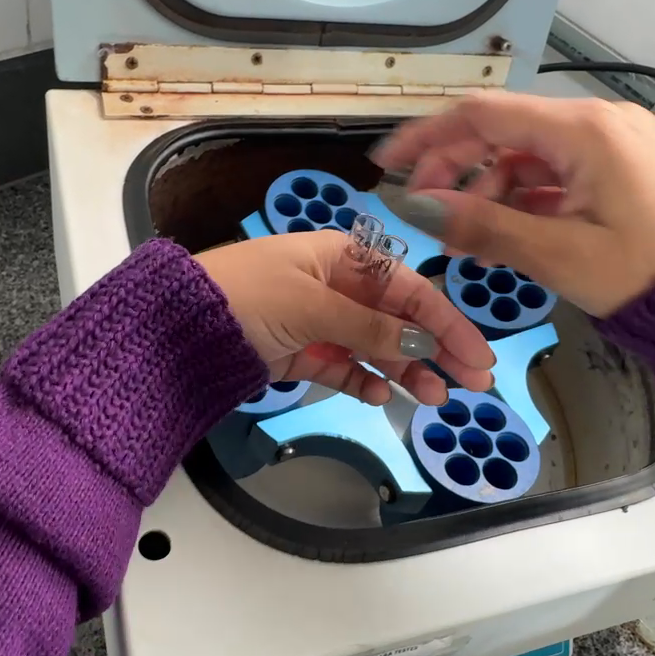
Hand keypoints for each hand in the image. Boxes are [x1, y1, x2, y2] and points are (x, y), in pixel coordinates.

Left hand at [195, 230, 494, 406]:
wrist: (178, 327)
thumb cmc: (248, 296)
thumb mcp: (313, 305)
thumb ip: (369, 328)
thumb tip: (422, 345)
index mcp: (342, 257)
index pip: (408, 288)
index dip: (446, 322)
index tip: (476, 354)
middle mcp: (336, 286)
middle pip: (397, 320)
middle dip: (434, 350)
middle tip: (470, 384)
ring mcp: (319, 322)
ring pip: (375, 348)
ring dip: (404, 372)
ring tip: (432, 398)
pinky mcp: (300, 353)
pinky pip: (343, 368)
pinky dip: (362, 381)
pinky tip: (381, 396)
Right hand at [370, 91, 654, 315]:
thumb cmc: (652, 271)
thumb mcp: (557, 252)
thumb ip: (481, 225)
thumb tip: (417, 208)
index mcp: (583, 130)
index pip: (482, 115)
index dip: (427, 136)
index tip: (388, 163)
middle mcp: (597, 124)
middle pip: (502, 134)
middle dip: (455, 171)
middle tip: (423, 215)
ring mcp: (612, 146)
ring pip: (526, 158)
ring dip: (488, 193)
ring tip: (465, 241)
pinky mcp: (621, 170)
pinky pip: (554, 175)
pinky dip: (522, 201)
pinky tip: (505, 234)